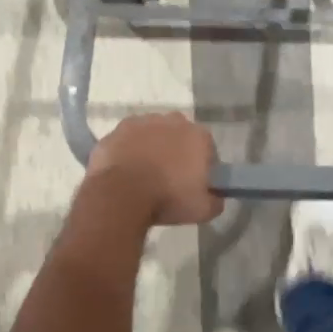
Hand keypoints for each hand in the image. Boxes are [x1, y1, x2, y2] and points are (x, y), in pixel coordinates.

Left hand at [86, 113, 224, 225]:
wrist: (121, 195)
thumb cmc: (168, 199)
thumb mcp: (203, 210)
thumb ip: (215, 200)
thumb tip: (215, 197)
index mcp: (198, 136)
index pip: (207, 148)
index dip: (203, 166)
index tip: (195, 183)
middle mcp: (172, 121)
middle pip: (179, 136)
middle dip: (176, 151)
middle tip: (169, 178)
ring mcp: (142, 122)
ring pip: (152, 134)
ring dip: (151, 148)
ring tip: (144, 175)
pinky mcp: (117, 130)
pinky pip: (127, 140)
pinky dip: (128, 151)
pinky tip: (125, 171)